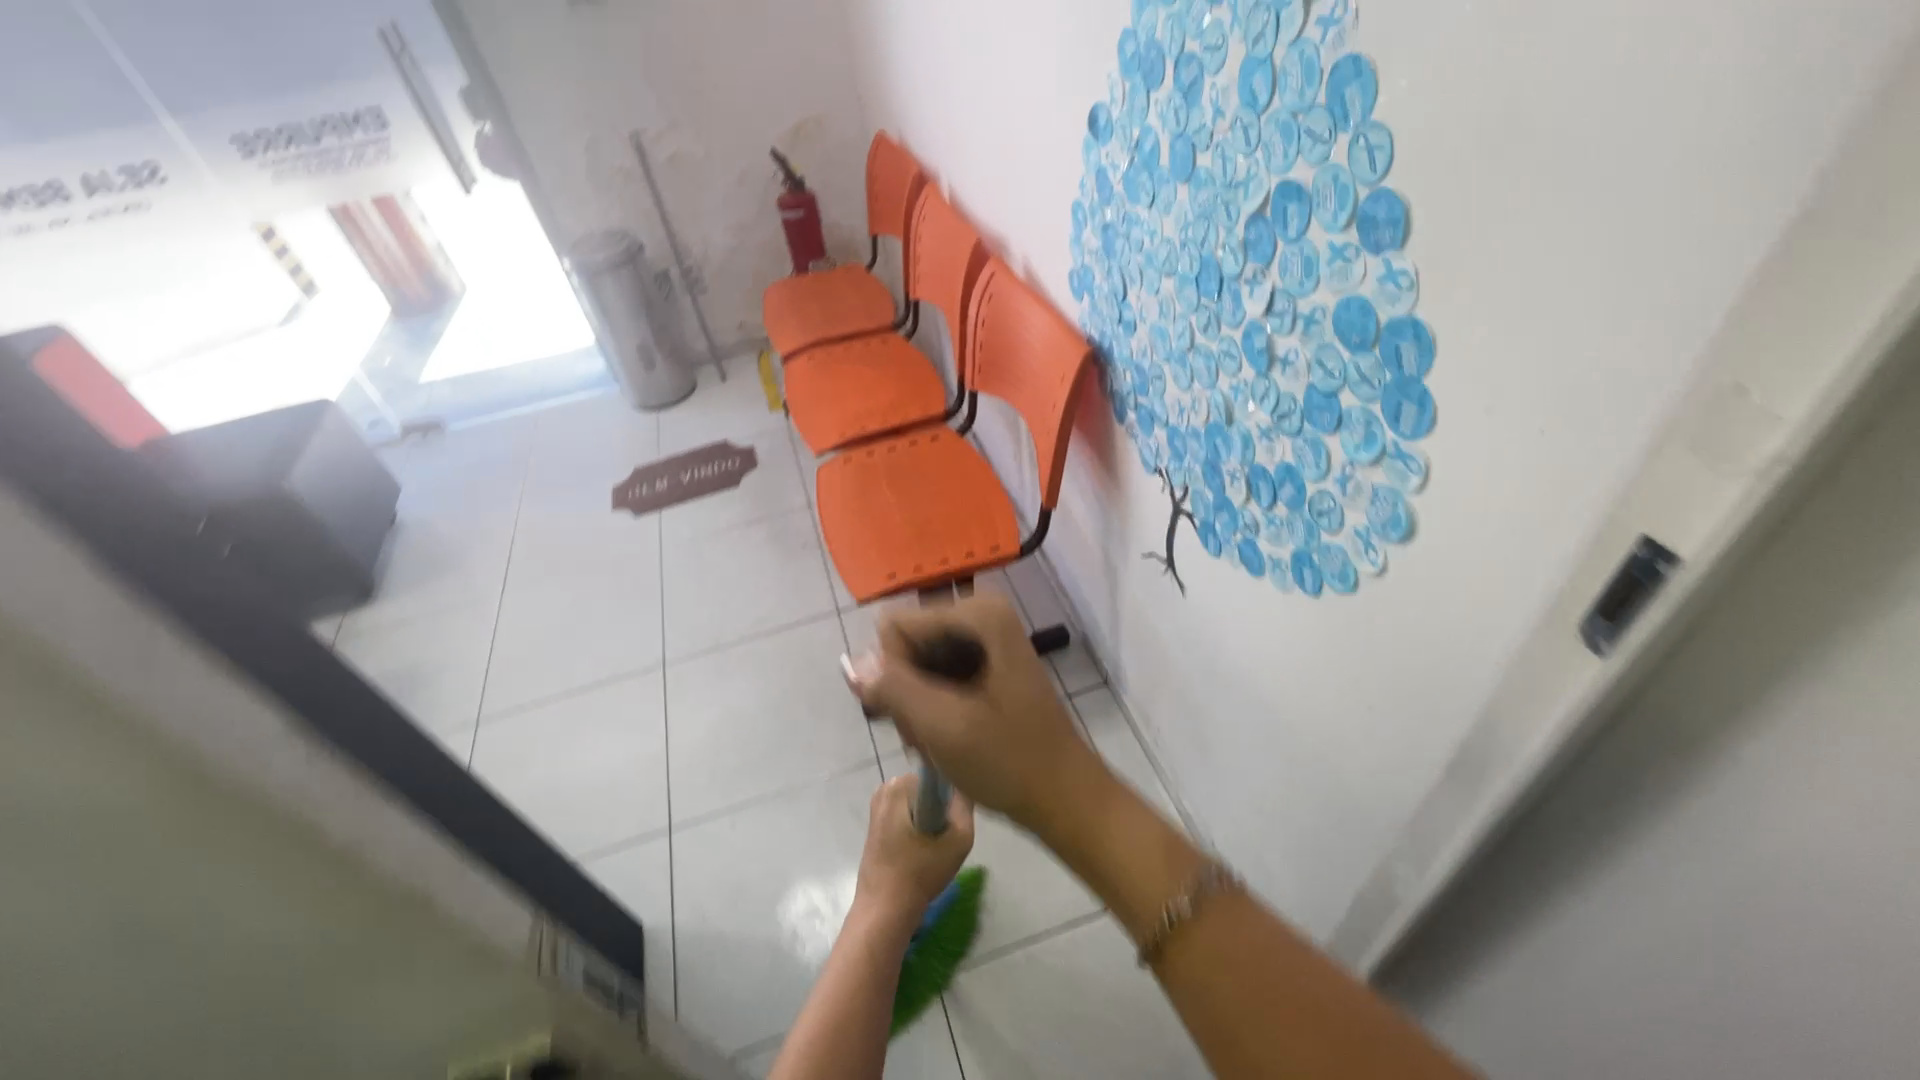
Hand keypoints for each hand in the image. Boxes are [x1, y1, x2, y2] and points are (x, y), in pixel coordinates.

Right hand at [847, 592, 1108, 833]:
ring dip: (918, 705)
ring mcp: (986, 639)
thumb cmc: (1009, 763)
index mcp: (979, 615)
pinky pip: (937, 674)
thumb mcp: (943, 727)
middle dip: (907, 692)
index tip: (917, 721)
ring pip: (918, 663)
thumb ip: (893, 689)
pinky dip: (934, 707)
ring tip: (938, 743)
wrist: (1063, 796)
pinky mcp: (987, 663)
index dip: (894, 677)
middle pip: (907, 643)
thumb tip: (852, 662)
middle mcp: (982, 614)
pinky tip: (946, 738)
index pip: (895, 629)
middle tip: (927, 738)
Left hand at [855, 774, 975, 921]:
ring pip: (918, 803)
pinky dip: (916, 828)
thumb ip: (966, 806)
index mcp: (900, 786)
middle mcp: (885, 789)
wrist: (885, 909)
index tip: (952, 823)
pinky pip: (906, 814)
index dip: (951, 798)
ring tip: (932, 847)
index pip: (938, 776)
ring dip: (928, 820)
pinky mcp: (875, 824)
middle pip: (927, 789)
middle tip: (944, 839)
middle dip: (939, 809)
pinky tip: (918, 852)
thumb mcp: (959, 840)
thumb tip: (966, 785)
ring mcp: (877, 807)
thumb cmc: (920, 873)